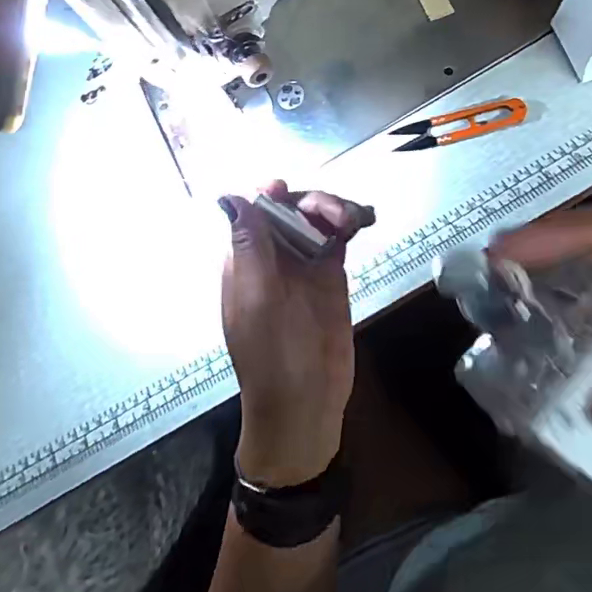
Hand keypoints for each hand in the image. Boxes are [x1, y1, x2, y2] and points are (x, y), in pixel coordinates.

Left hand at [220, 182, 373, 487]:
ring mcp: (304, 267)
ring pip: (317, 221)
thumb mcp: (257, 298)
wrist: (305, 402)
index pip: (256, 212)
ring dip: (335, 209)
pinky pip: (338, 240)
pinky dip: (349, 225)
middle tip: (339, 217)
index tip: (290, 190)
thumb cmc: (273, 353)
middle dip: (313, 202)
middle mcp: (274, 258)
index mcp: (246, 261)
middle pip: (292, 210)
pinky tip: (363, 220)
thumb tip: (228, 196)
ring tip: (356, 219)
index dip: (272, 195)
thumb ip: (250, 246)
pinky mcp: (331, 277)